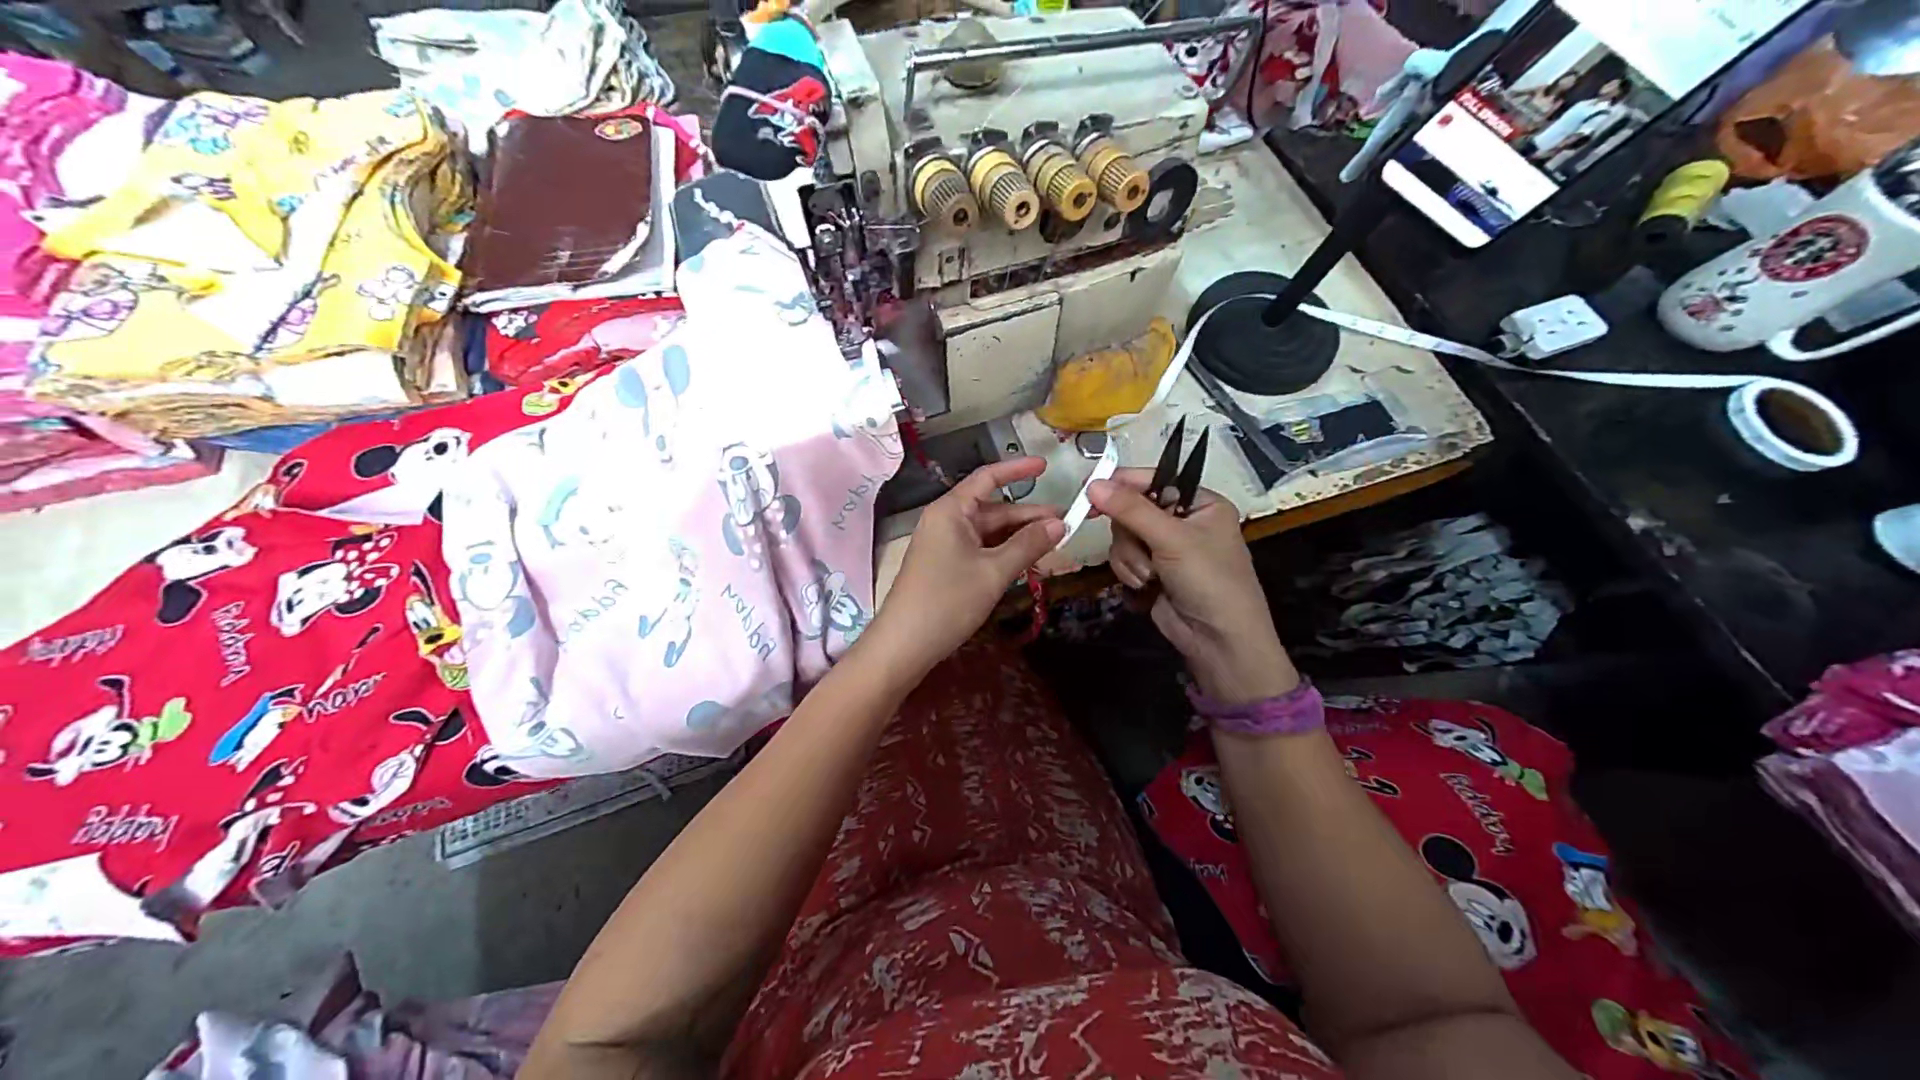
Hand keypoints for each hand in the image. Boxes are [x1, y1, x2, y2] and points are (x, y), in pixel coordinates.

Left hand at [863, 457, 1064, 676]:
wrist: (905, 645)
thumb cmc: (947, 601)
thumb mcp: (994, 572)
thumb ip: (1028, 544)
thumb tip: (1059, 523)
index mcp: (951, 510)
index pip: (987, 478)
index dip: (1017, 470)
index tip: (1045, 466)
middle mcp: (946, 521)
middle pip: (994, 510)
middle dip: (1029, 517)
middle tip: (1067, 525)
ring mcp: (945, 545)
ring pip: (990, 534)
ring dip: (1020, 540)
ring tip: (1055, 548)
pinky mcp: (946, 567)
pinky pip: (981, 551)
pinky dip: (1005, 555)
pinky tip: (1029, 565)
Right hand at [1089, 468, 1298, 704]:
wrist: (1219, 641)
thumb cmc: (1209, 580)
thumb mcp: (1173, 539)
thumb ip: (1131, 509)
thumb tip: (1092, 484)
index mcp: (1201, 503)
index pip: (1155, 479)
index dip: (1125, 484)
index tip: (1093, 489)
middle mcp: (1182, 521)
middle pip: (1132, 510)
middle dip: (1131, 535)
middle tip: (1141, 549)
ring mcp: (1165, 549)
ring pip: (1122, 537)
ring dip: (1131, 559)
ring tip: (1151, 578)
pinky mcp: (1151, 572)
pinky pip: (1123, 559)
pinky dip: (1129, 573)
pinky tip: (1146, 588)